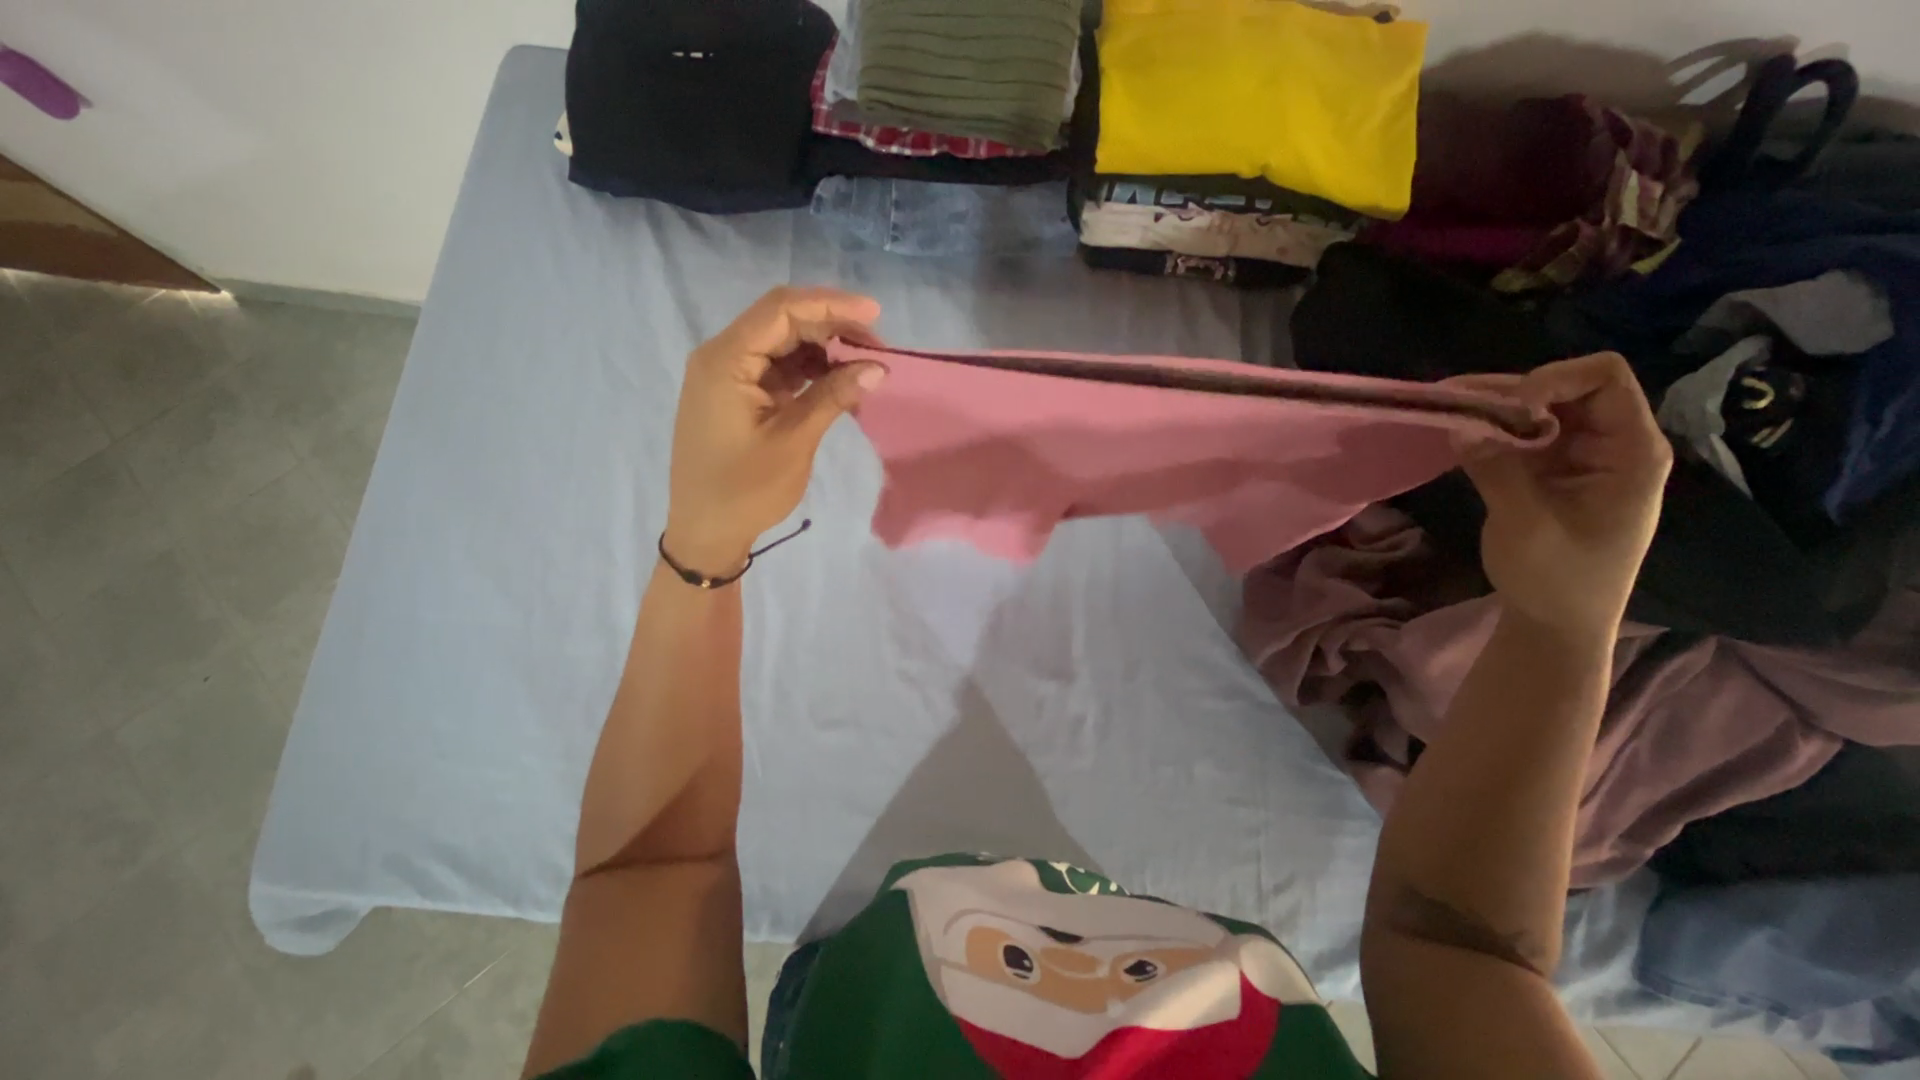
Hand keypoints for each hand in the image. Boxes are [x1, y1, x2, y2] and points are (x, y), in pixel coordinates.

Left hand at [663, 287, 886, 573]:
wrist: (704, 532)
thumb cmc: (743, 490)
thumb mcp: (794, 441)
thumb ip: (833, 396)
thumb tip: (877, 368)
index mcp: (726, 360)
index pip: (782, 310)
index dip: (831, 304)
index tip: (875, 315)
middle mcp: (721, 356)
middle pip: (782, 320)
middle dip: (832, 326)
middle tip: (877, 349)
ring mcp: (726, 375)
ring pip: (782, 343)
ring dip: (823, 349)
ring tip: (864, 368)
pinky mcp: (735, 394)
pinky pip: (776, 367)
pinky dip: (808, 371)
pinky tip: (839, 384)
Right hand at [1453, 353, 1672, 638]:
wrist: (1559, 625)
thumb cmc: (1558, 581)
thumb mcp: (1526, 526)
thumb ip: (1497, 471)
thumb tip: (1461, 426)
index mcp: (1631, 453)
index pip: (1605, 378)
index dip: (1554, 379)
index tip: (1506, 408)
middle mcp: (1612, 444)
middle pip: (1569, 385)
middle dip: (1513, 390)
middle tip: (1455, 403)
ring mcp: (1581, 456)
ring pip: (1541, 406)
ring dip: (1495, 406)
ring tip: (1444, 407)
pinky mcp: (1551, 470)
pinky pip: (1523, 432)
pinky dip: (1491, 427)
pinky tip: (1457, 431)